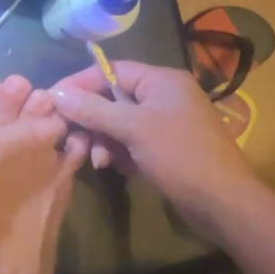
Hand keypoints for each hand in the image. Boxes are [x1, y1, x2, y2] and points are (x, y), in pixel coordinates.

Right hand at [50, 60, 259, 228]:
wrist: (223, 203)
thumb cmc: (180, 156)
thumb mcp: (133, 128)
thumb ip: (93, 109)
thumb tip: (55, 93)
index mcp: (162, 81)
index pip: (110, 70)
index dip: (79, 83)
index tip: (51, 99)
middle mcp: (163, 96)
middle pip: (112, 98)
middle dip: (91, 119)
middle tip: (70, 137)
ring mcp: (165, 123)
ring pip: (118, 123)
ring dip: (103, 140)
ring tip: (98, 161)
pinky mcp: (165, 148)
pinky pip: (130, 142)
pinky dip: (118, 152)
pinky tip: (114, 168)